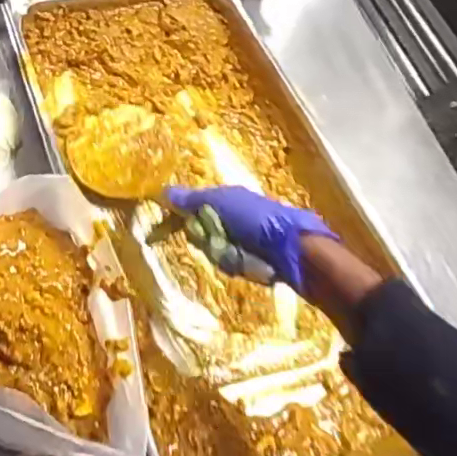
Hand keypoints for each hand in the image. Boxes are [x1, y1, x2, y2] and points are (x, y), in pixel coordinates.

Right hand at [163, 185, 335, 291]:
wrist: (295, 250)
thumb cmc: (256, 221)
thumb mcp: (220, 204)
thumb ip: (192, 199)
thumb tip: (162, 191)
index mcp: (227, 197)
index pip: (192, 205)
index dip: (178, 218)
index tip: (161, 232)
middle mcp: (235, 215)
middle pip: (201, 230)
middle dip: (204, 238)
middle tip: (214, 242)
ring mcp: (245, 237)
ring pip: (215, 248)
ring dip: (221, 254)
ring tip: (235, 255)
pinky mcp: (254, 257)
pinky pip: (230, 262)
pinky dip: (235, 264)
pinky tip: (245, 264)